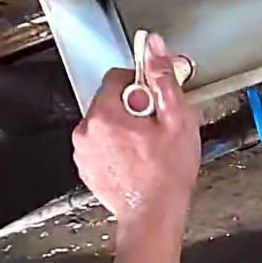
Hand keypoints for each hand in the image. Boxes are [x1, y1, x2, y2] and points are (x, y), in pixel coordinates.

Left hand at [72, 33, 201, 262]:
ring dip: (126, 127)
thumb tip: (153, 46)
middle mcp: (86, 130)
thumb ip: (162, 79)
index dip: (142, 84)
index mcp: (106, 114)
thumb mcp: (177, 119)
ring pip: (107, 122)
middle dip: (135, 107)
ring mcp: (83, 151)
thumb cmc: (167, 173)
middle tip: (157, 128)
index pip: (117, 76)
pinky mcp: (86, 167)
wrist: (153, 216)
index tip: (157, 100)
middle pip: (111, 100)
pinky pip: (102, 143)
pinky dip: (117, 146)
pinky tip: (138, 160)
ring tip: (149, 147)